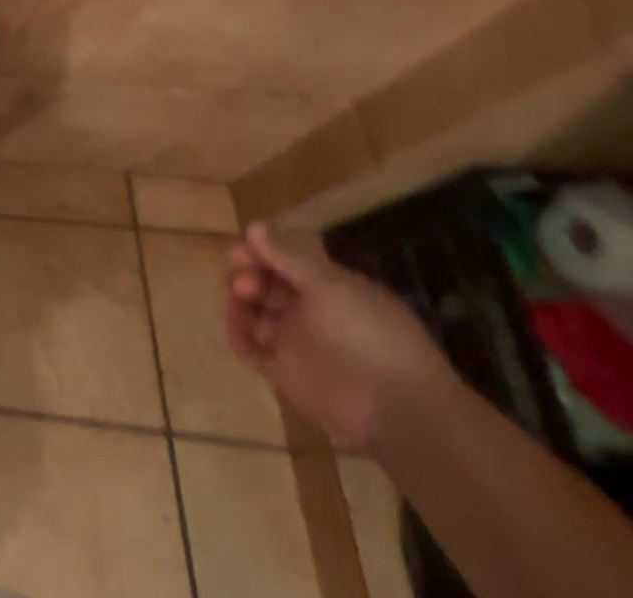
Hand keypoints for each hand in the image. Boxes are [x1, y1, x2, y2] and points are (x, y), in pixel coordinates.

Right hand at [223, 222, 452, 449]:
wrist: (396, 407)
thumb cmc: (371, 336)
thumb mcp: (333, 288)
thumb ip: (290, 258)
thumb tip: (253, 226)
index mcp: (328, 288)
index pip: (284, 261)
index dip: (260, 254)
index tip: (241, 254)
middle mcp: (309, 310)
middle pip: (263, 284)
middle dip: (246, 278)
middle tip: (244, 286)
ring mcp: (294, 340)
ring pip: (251, 312)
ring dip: (236, 305)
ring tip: (236, 311)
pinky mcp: (281, 369)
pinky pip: (249, 345)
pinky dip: (238, 337)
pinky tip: (238, 336)